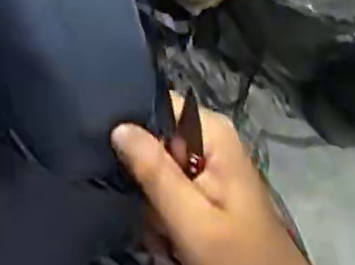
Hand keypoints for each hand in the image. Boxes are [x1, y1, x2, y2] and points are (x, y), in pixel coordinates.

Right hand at [111, 95, 308, 264]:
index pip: (159, 104)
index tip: (116, 157)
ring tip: (164, 237)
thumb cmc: (238, 258)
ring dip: (154, 207)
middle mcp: (211, 140)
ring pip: (159, 172)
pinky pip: (171, 193)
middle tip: (152, 218)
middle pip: (156, 141)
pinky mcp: (207, 193)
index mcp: (213, 132)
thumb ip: (156, 172)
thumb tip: (118, 126)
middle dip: (147, 181)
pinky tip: (170, 241)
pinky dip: (166, 218)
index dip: (134, 126)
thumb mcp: (193, 221)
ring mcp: (210, 168)